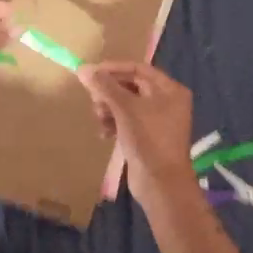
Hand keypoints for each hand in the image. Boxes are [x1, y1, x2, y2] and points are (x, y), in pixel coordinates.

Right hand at [80, 61, 195, 206]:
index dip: (113, 69)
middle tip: (93, 99)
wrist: (161, 183)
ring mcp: (158, 120)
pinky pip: (127, 121)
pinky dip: (114, 123)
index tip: (90, 73)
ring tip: (99, 118)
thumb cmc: (148, 138)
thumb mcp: (124, 108)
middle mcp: (166, 101)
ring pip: (126, 105)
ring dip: (108, 109)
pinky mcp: (148, 137)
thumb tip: (83, 69)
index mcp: (169, 90)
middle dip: (109, 92)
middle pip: (131, 86)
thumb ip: (104, 86)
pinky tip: (104, 133)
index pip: (138, 69)